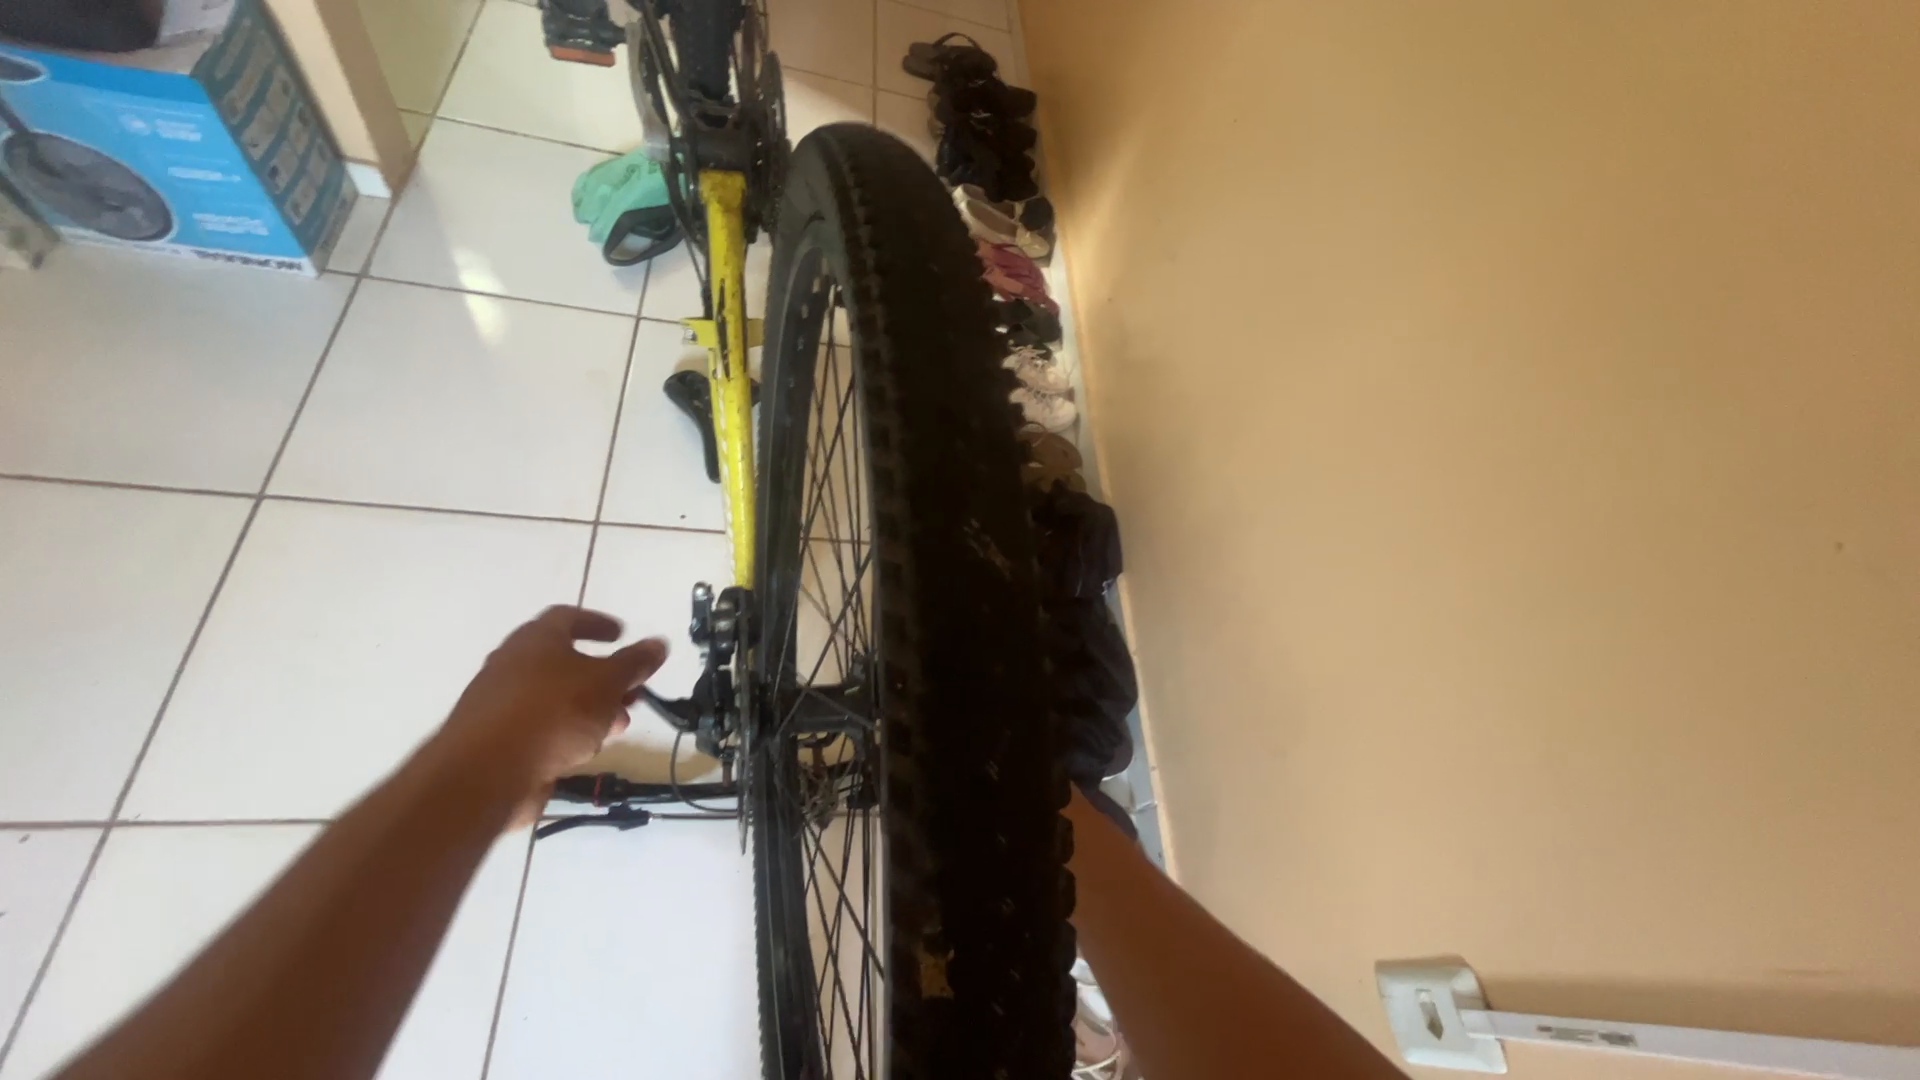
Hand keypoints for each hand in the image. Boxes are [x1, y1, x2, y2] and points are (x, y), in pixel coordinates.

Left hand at [440, 606, 667, 825]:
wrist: (484, 774)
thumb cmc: (552, 714)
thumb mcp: (607, 683)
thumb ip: (635, 663)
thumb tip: (658, 643)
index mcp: (536, 640)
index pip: (567, 618)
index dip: (597, 623)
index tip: (621, 634)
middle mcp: (513, 664)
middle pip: (564, 661)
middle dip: (603, 676)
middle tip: (630, 688)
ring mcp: (501, 703)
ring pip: (556, 697)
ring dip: (590, 707)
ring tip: (618, 725)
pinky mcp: (497, 739)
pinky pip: (541, 725)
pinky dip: (568, 730)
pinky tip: (585, 748)